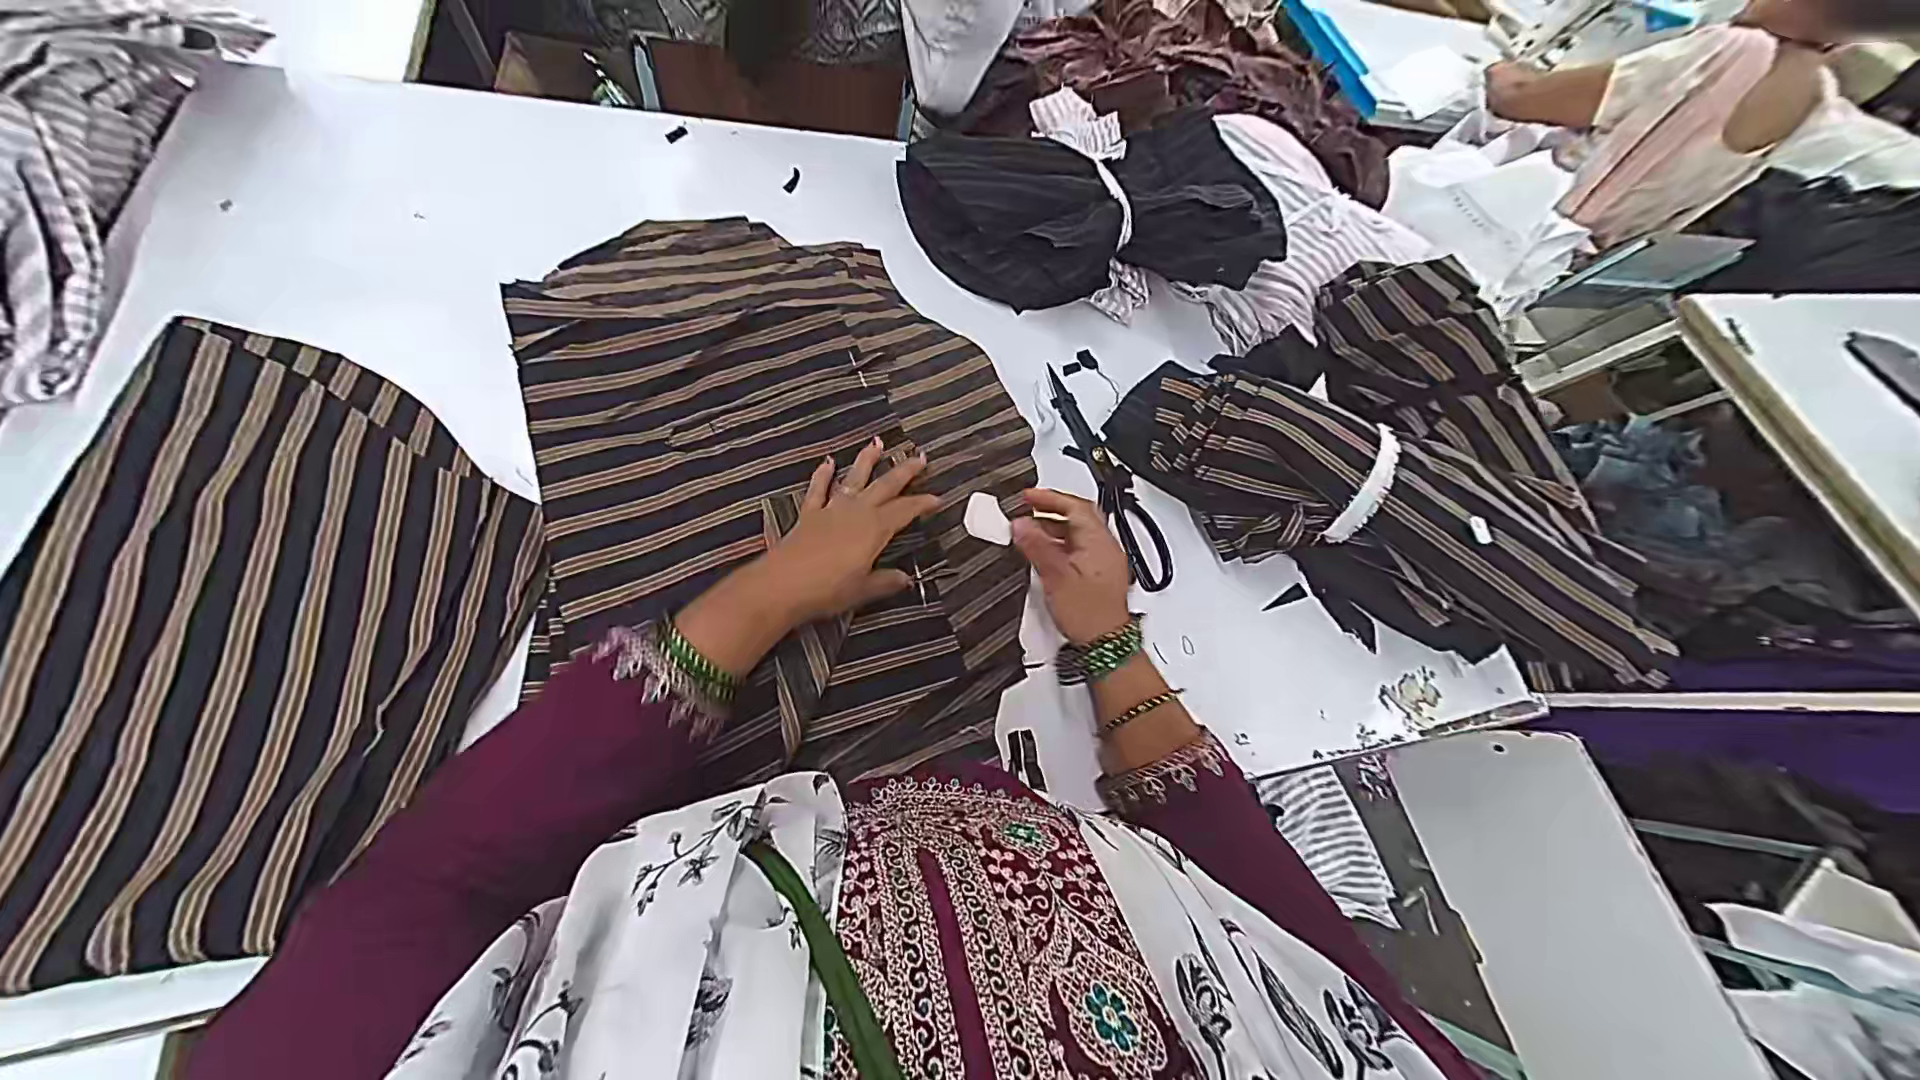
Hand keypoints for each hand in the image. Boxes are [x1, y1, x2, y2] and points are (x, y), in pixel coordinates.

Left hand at [674, 438, 940, 678]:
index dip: (922, 503)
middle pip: (885, 486)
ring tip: (877, 443)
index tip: (937, 497)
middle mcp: (856, 512)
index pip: (905, 510)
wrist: (781, 586)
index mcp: (875, 528)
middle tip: (919, 457)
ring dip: (867, 460)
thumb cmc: (827, 590)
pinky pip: (819, 490)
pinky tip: (828, 463)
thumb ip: (885, 581)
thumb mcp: (863, 589)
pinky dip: (823, 475)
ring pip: (854, 479)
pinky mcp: (809, 515)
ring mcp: (831, 510)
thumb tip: (905, 578)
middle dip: (904, 471)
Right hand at [1010, 488, 1132, 644]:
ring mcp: (1105, 562)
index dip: (1050, 498)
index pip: (1076, 506)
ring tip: (1031, 530)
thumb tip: (1021, 525)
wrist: (1105, 644)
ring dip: (1055, 528)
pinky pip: (1080, 549)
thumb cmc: (1089, 615)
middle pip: (1080, 516)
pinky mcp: (1100, 576)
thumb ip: (1037, 547)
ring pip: (1079, 533)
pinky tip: (1046, 553)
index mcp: (1099, 542)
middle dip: (1052, 510)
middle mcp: (1106, 548)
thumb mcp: (1055, 577)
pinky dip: (1061, 544)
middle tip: (1030, 508)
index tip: (1029, 497)